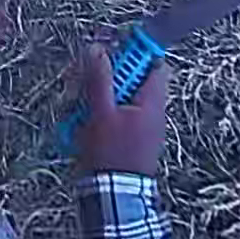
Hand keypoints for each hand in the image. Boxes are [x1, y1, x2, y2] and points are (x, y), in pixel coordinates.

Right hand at [76, 44, 169, 175]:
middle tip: (91, 72)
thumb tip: (98, 49)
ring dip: (103, 88)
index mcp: (151, 103)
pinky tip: (87, 111)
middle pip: (135, 75)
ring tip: (84, 95)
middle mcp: (151, 111)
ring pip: (124, 91)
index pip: (155, 65)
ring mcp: (142, 122)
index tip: (116, 42)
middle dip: (111, 70)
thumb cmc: (112, 154)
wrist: (114, 196)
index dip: (137, 50)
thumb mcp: (102, 111)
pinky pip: (118, 106)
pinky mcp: (131, 132)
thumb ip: (100, 78)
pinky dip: (103, 103)